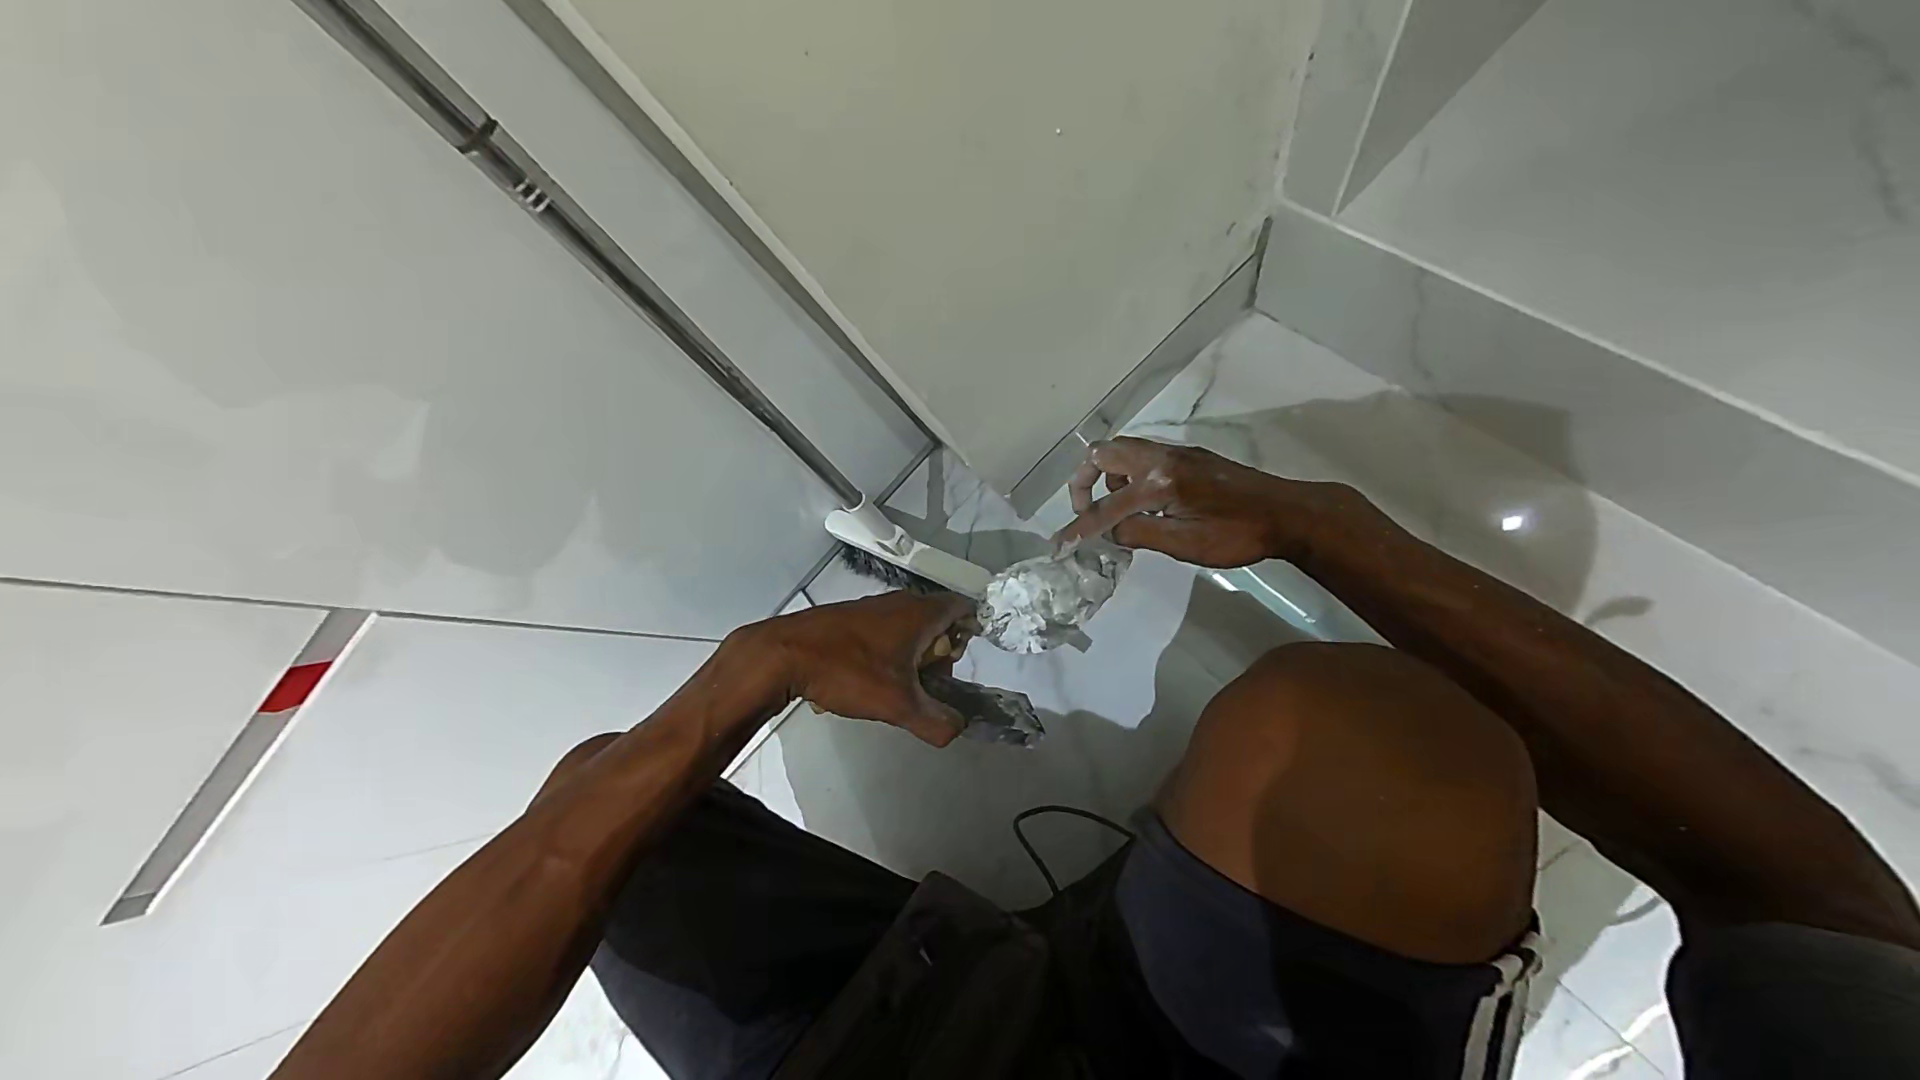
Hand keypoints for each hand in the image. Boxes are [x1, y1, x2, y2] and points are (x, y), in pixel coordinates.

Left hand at [750, 590, 976, 746]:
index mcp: (920, 613)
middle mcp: (900, 602)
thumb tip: (957, 729)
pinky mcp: (850, 618)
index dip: (971, 631)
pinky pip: (884, 632)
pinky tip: (868, 681)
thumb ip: (937, 722)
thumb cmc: (847, 671)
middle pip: (939, 621)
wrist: (782, 655)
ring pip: (910, 628)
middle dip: (942, 652)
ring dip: (913, 655)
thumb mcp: (899, 705)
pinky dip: (888, 653)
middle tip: (930, 682)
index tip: (960, 661)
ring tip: (898, 686)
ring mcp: (872, 608)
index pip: (963, 607)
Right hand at [1050, 437, 1354, 567]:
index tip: (1059, 545)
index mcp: (1159, 482)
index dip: (1079, 529)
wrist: (1289, 513)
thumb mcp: (1184, 545)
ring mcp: (1177, 453)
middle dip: (1083, 481)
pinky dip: (1129, 473)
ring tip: (1118, 508)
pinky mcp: (1190, 457)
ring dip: (1108, 475)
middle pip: (1103, 453)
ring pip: (1124, 450)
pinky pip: (1144, 456)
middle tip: (1086, 511)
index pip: (1106, 508)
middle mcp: (1162, 458)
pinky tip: (1146, 502)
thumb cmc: (1237, 535)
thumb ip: (1140, 534)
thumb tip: (1112, 532)